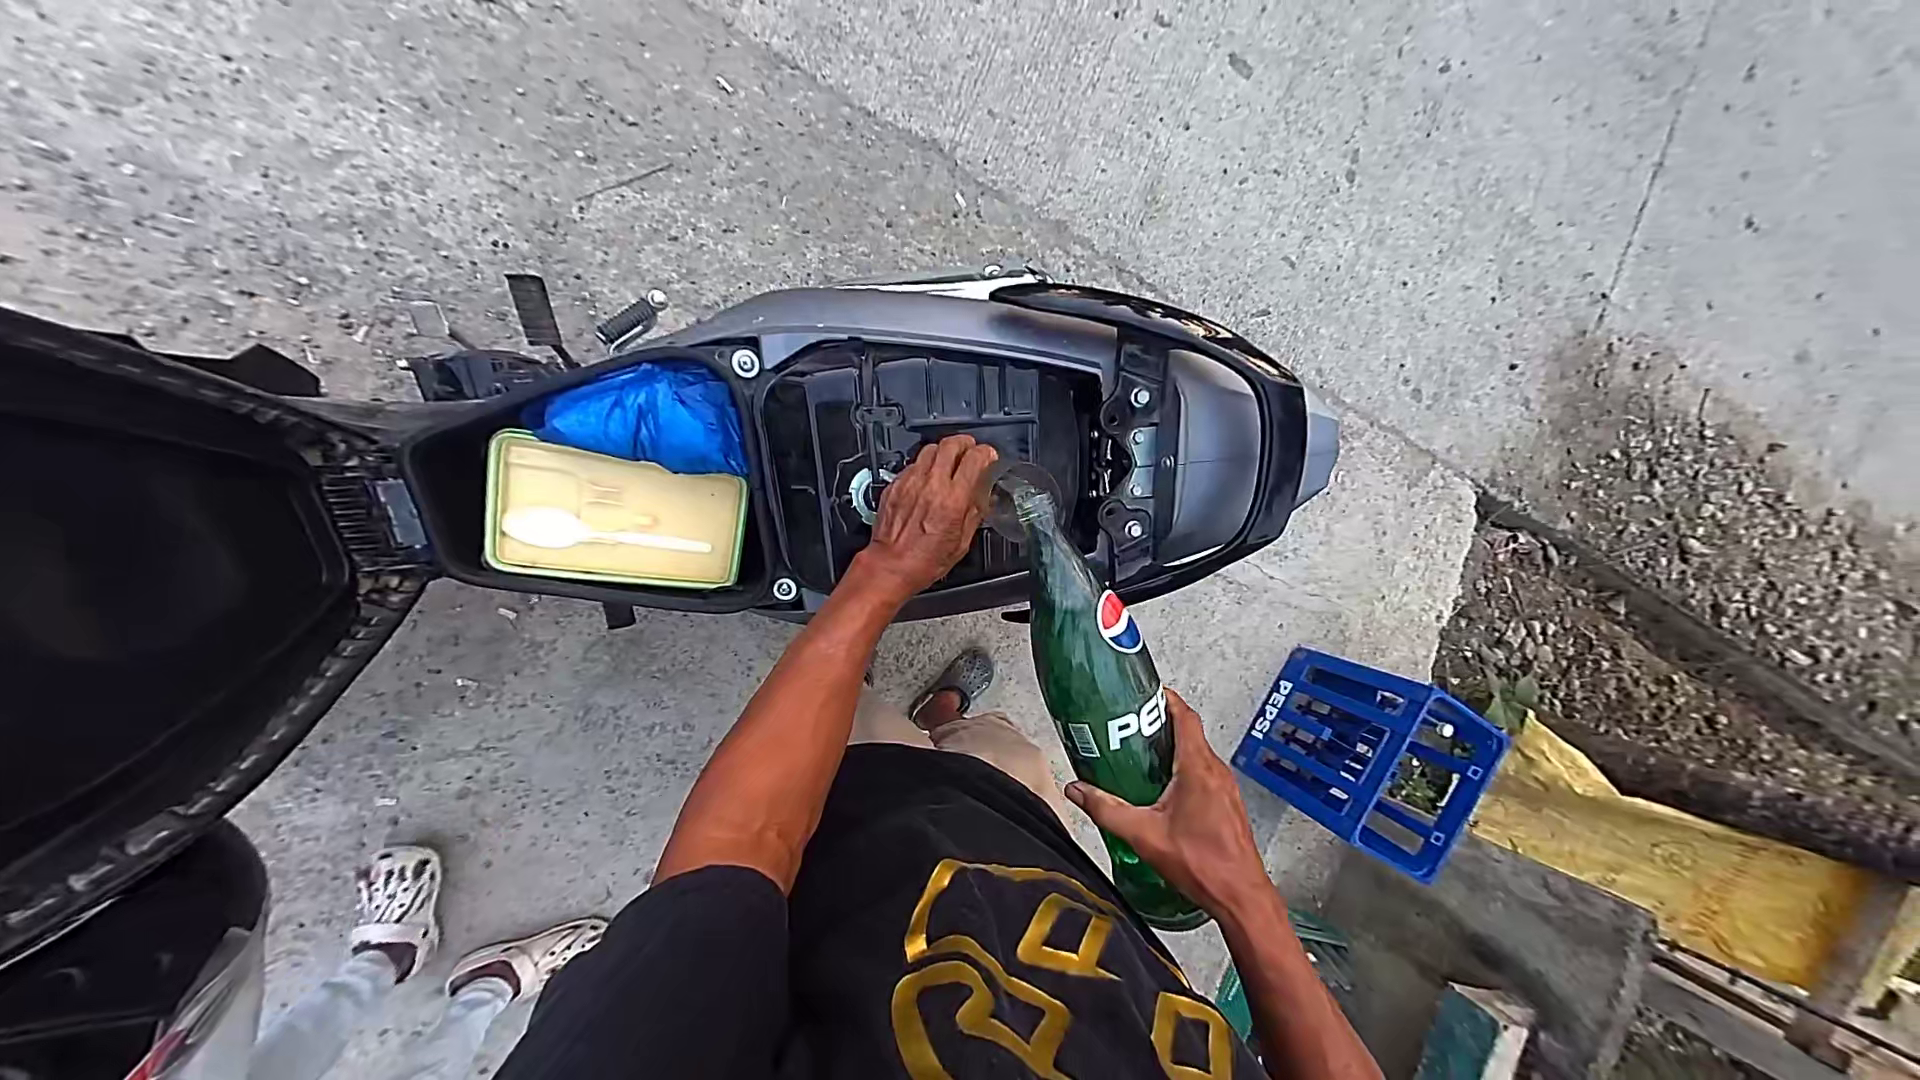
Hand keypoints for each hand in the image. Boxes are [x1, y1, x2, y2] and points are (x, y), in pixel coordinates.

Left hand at [854, 435, 998, 601]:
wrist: (892, 565)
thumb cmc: (924, 560)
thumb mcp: (962, 541)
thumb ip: (975, 512)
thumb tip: (984, 497)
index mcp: (952, 499)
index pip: (974, 458)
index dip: (986, 453)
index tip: (988, 456)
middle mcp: (931, 485)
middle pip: (951, 444)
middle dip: (965, 443)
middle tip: (970, 451)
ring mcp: (910, 482)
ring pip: (930, 449)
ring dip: (944, 451)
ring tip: (949, 461)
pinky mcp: (895, 485)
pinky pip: (913, 464)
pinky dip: (925, 466)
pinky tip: (928, 478)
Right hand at [1064, 689, 1273, 920]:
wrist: (1242, 899)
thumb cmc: (1204, 866)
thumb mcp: (1143, 834)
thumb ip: (1106, 809)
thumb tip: (1078, 790)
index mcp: (1197, 769)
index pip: (1185, 717)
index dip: (1167, 700)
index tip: (1147, 692)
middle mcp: (1216, 773)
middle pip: (1190, 732)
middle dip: (1161, 723)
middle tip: (1133, 723)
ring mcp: (1225, 789)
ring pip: (1198, 753)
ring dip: (1172, 746)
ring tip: (1142, 752)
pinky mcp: (1228, 804)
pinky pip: (1204, 772)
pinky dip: (1183, 767)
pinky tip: (1162, 786)